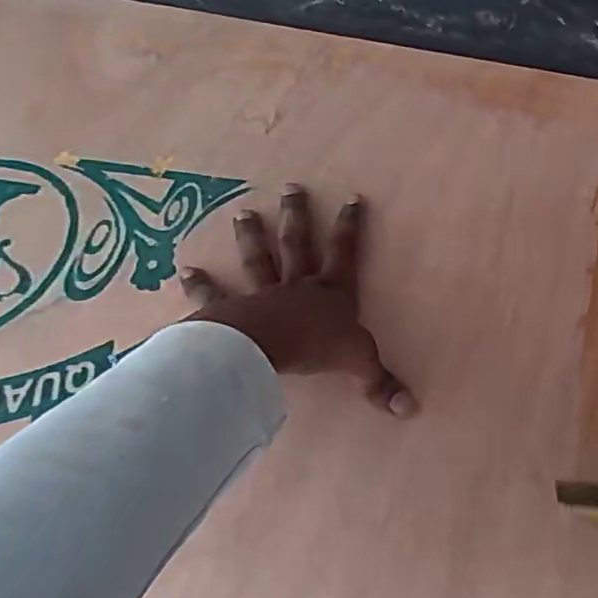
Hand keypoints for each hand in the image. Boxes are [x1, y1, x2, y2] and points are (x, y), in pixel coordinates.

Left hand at [180, 183, 417, 416]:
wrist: (268, 348)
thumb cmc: (317, 347)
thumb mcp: (359, 362)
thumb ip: (381, 383)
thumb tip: (412, 409)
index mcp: (332, 291)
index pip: (346, 252)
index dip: (350, 226)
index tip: (351, 198)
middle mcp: (298, 285)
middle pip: (299, 244)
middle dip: (298, 217)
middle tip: (291, 188)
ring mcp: (264, 295)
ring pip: (259, 260)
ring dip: (252, 237)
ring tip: (243, 213)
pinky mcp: (234, 311)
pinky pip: (216, 296)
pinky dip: (201, 285)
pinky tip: (186, 270)